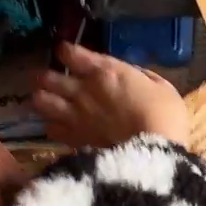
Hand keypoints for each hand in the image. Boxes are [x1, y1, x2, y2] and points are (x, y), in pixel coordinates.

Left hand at [31, 41, 191, 149]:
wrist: (154, 153)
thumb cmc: (164, 115)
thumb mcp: (161, 86)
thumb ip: (141, 77)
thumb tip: (132, 75)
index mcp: (105, 72)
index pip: (71, 53)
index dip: (65, 51)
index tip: (66, 52)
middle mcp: (82, 90)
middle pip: (47, 77)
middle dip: (47, 76)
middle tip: (52, 80)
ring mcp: (74, 115)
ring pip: (40, 101)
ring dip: (43, 99)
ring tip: (48, 101)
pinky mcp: (73, 139)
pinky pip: (50, 129)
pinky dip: (53, 126)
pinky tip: (59, 127)